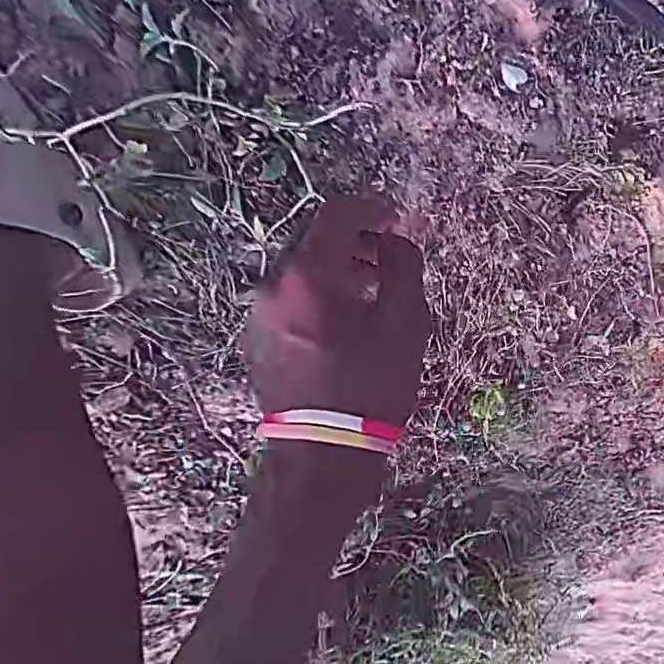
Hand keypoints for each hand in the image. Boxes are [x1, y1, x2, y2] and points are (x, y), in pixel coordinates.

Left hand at [244, 196, 430, 428]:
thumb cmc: (370, 388)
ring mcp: (260, 315)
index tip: (397, 218)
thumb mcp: (405, 325)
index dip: (372, 208)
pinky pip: (294, 301)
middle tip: (391, 259)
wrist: (323, 455)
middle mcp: (274, 286)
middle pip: (317, 243)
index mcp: (307, 274)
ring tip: (374, 293)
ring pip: (304, 274)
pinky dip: (322, 298)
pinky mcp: (259, 340)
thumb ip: (404, 269)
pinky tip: (348, 323)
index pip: (337, 215)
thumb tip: (397, 242)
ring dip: (340, 271)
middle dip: (357, 242)